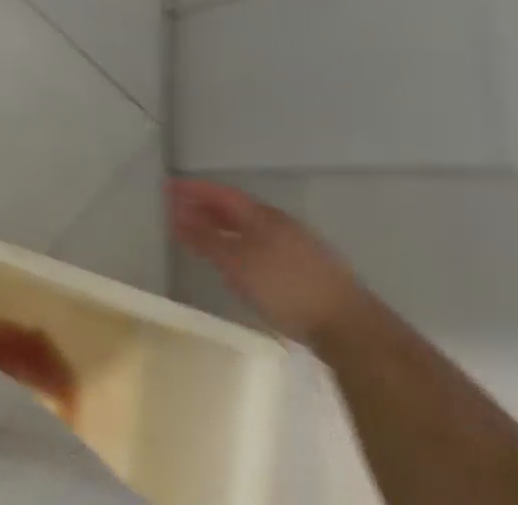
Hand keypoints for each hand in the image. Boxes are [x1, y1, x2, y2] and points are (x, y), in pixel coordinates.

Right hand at [168, 179, 367, 344]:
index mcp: (264, 217)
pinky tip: (234, 261)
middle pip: (237, 209)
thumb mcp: (236, 263)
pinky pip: (262, 246)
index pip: (222, 194)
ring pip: (251, 228)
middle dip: (205, 208)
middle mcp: (281, 225)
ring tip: (199, 236)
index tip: (167, 188)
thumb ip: (205, 240)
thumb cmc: (285, 288)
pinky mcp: (306, 269)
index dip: (194, 190)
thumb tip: (178, 218)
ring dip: (222, 228)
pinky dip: (239, 245)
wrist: (350, 327)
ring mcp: (298, 247)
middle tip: (177, 211)